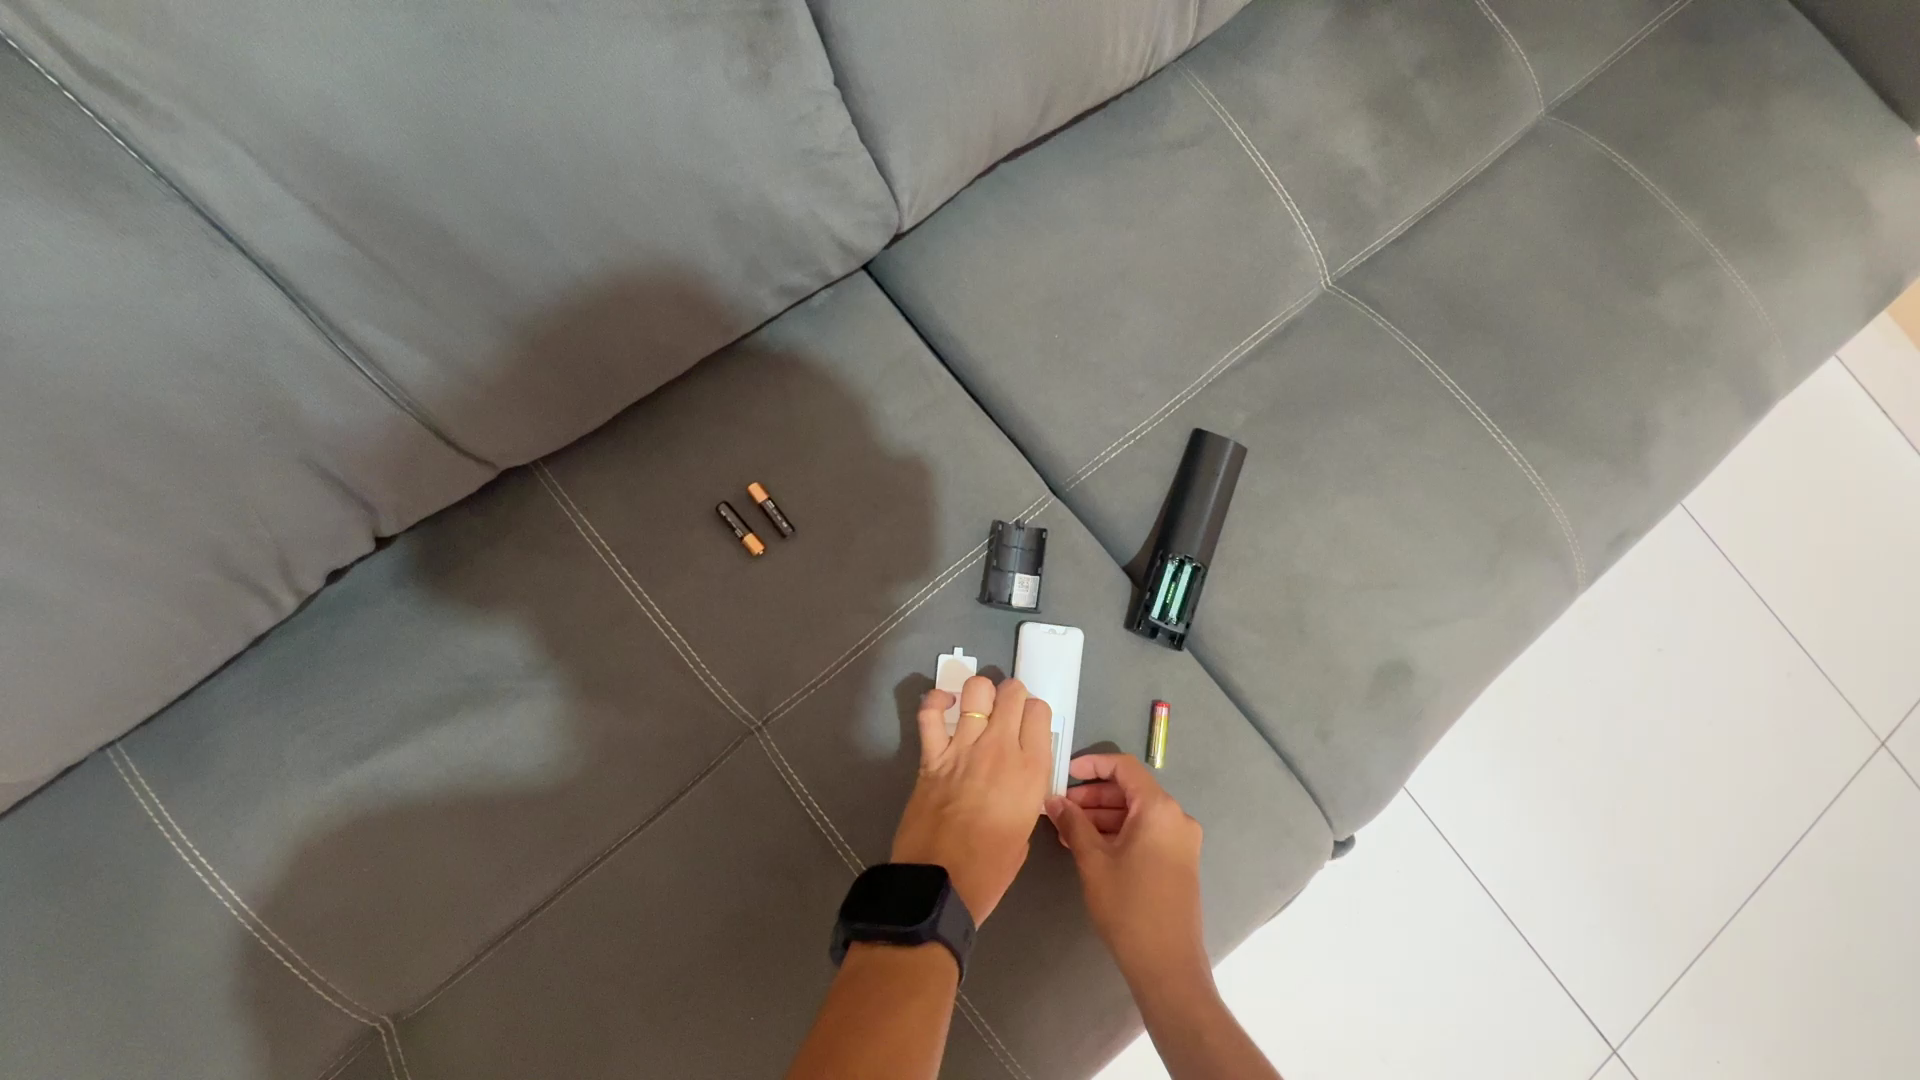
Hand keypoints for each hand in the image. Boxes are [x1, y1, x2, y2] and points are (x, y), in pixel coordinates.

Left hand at [890, 675, 1052, 923]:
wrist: (941, 886)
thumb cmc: (990, 869)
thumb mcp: (1025, 830)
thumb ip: (1024, 795)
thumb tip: (1013, 781)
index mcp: (1032, 770)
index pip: (1040, 712)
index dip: (1034, 714)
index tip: (1028, 726)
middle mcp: (1001, 749)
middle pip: (1011, 693)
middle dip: (1011, 695)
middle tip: (1005, 711)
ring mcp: (963, 748)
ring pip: (976, 691)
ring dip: (980, 693)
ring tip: (978, 707)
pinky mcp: (931, 756)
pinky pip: (931, 714)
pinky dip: (936, 701)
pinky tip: (944, 705)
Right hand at [1045, 753, 1206, 984]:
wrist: (1167, 965)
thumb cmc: (1128, 907)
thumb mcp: (1093, 861)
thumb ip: (1073, 823)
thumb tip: (1053, 800)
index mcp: (1159, 809)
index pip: (1124, 767)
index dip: (1092, 766)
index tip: (1064, 774)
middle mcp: (1176, 818)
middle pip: (1130, 791)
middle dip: (1093, 796)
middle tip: (1060, 808)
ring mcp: (1181, 841)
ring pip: (1136, 814)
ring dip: (1102, 817)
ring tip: (1067, 830)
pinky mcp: (1179, 861)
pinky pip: (1146, 833)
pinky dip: (1118, 833)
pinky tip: (1089, 847)